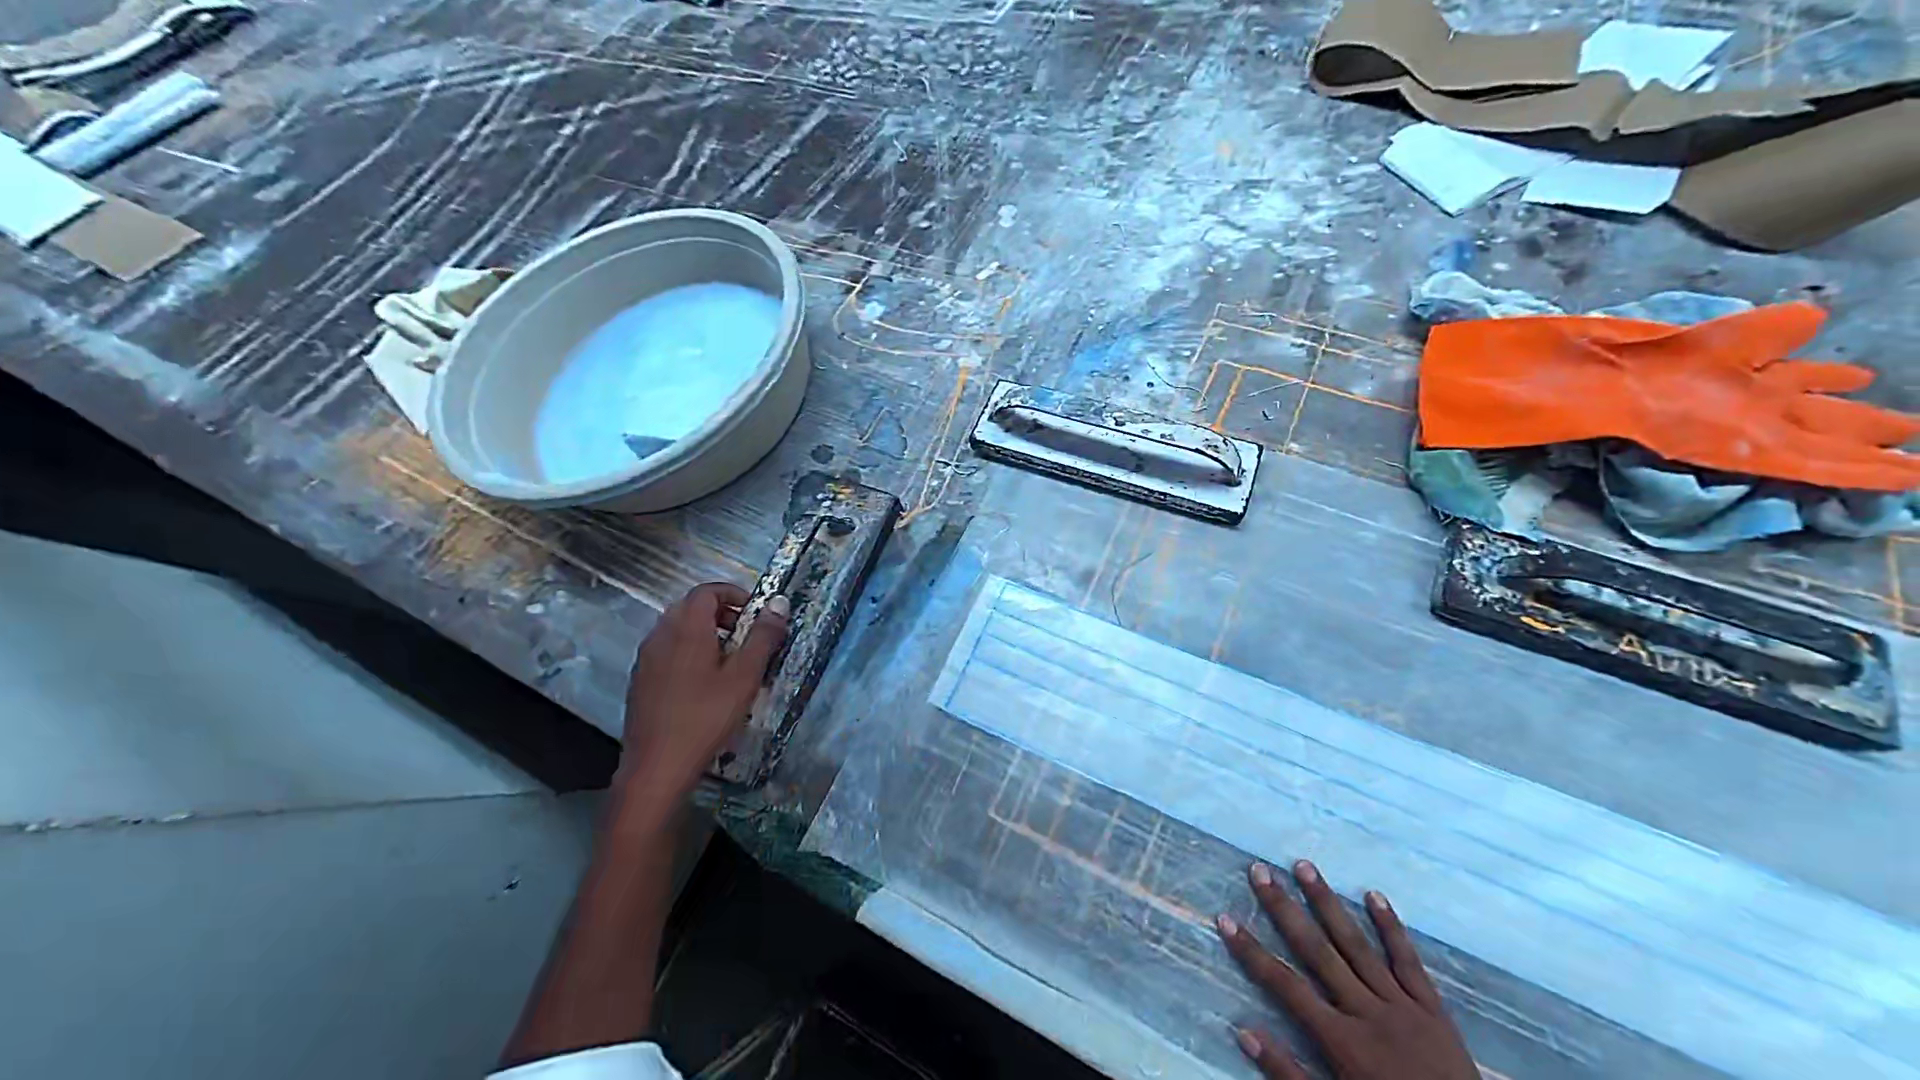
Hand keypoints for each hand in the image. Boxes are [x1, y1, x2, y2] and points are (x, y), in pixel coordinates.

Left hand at [617, 582, 788, 803]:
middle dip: (721, 613)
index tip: (755, 614)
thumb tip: (779, 603)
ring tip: (730, 661)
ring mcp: (646, 658)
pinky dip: (688, 651)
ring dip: (705, 632)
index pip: (707, 591)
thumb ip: (763, 636)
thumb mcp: (745, 676)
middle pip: (690, 607)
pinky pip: (667, 650)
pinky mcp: (640, 680)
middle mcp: (660, 634)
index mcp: (686, 627)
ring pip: (677, 629)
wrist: (657, 765)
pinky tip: (704, 684)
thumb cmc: (706, 717)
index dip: (733, 594)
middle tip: (747, 636)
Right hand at [1216, 861, 1476, 1079]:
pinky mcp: (1433, 1008)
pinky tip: (1374, 895)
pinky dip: (1391, 928)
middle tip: (1260, 871)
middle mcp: (1367, 1012)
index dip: (1251, 951)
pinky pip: (1408, 962)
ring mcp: (1402, 1005)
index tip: (1226, 919)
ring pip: (1357, 945)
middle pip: (1316, 950)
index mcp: (1341, 1039)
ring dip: (1327, 903)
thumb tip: (1243, 1032)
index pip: (1284, 985)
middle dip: (1284, 908)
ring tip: (1304, 867)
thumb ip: (1288, 1073)